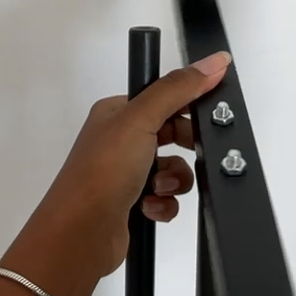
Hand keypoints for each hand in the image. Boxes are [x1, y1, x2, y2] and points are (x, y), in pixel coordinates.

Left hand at [0, 52, 231, 295]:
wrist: (81, 233)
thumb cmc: (101, 172)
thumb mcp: (141, 120)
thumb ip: (178, 89)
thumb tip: (214, 62)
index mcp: (116, 112)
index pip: (163, 98)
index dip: (187, 106)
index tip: (208, 116)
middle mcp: (119, 140)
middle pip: (172, 135)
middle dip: (183, 149)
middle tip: (187, 153)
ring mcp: (125, 173)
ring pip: (173, 170)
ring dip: (173, 181)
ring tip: (157, 188)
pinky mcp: (132, 203)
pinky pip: (166, 198)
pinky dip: (164, 204)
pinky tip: (149, 208)